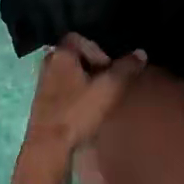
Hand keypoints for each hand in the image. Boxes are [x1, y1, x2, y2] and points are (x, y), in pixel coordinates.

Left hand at [24, 34, 146, 155]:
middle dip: (93, 66)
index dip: (97, 50)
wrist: (49, 144)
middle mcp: (48, 61)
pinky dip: (75, 91)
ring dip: (84, 80)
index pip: (79, 38)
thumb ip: (125, 69)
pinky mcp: (42, 98)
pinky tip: (85, 108)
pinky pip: (62, 86)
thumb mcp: (108, 89)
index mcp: (60, 53)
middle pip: (74, 55)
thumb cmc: (78, 111)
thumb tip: (141, 53)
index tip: (109, 69)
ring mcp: (42, 80)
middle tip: (108, 83)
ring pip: (68, 72)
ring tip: (100, 97)